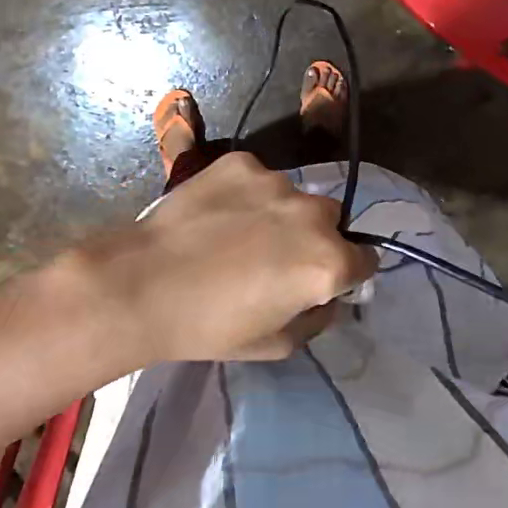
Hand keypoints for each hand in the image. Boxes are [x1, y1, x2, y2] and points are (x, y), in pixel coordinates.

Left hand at [61, 153, 377, 363]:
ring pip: (293, 197)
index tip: (322, 281)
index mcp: (328, 262)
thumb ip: (318, 319)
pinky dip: (247, 194)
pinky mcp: (241, 162)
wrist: (141, 284)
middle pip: (331, 222)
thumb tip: (329, 299)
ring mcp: (276, 182)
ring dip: (280, 214)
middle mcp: (312, 214)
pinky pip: (258, 178)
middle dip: (314, 239)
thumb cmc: (210, 326)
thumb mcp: (277, 345)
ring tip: (238, 234)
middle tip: (275, 258)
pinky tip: (217, 214)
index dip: (346, 273)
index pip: (366, 259)